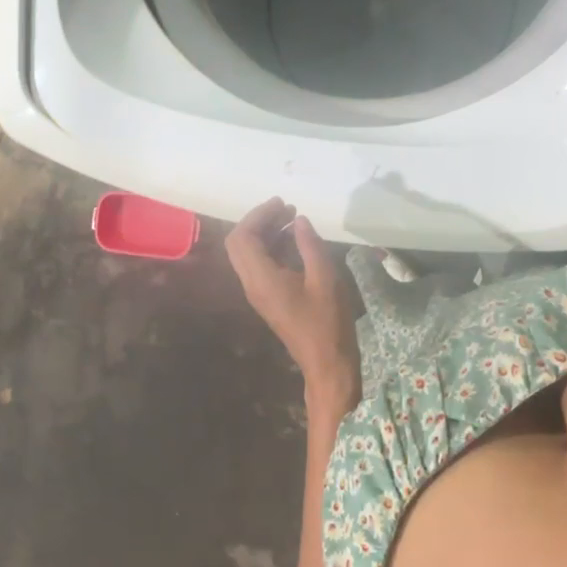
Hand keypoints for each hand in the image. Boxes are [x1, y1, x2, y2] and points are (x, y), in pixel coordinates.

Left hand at [225, 198, 358, 405]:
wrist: (326, 363)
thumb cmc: (327, 321)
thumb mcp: (325, 278)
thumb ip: (310, 245)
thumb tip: (299, 220)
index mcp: (261, 278)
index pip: (242, 237)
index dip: (258, 215)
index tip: (282, 203)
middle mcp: (252, 284)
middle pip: (239, 244)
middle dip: (259, 221)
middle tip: (286, 209)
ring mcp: (258, 293)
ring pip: (248, 255)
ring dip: (265, 234)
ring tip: (292, 220)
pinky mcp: (268, 298)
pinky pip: (259, 266)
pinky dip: (271, 248)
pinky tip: (294, 242)